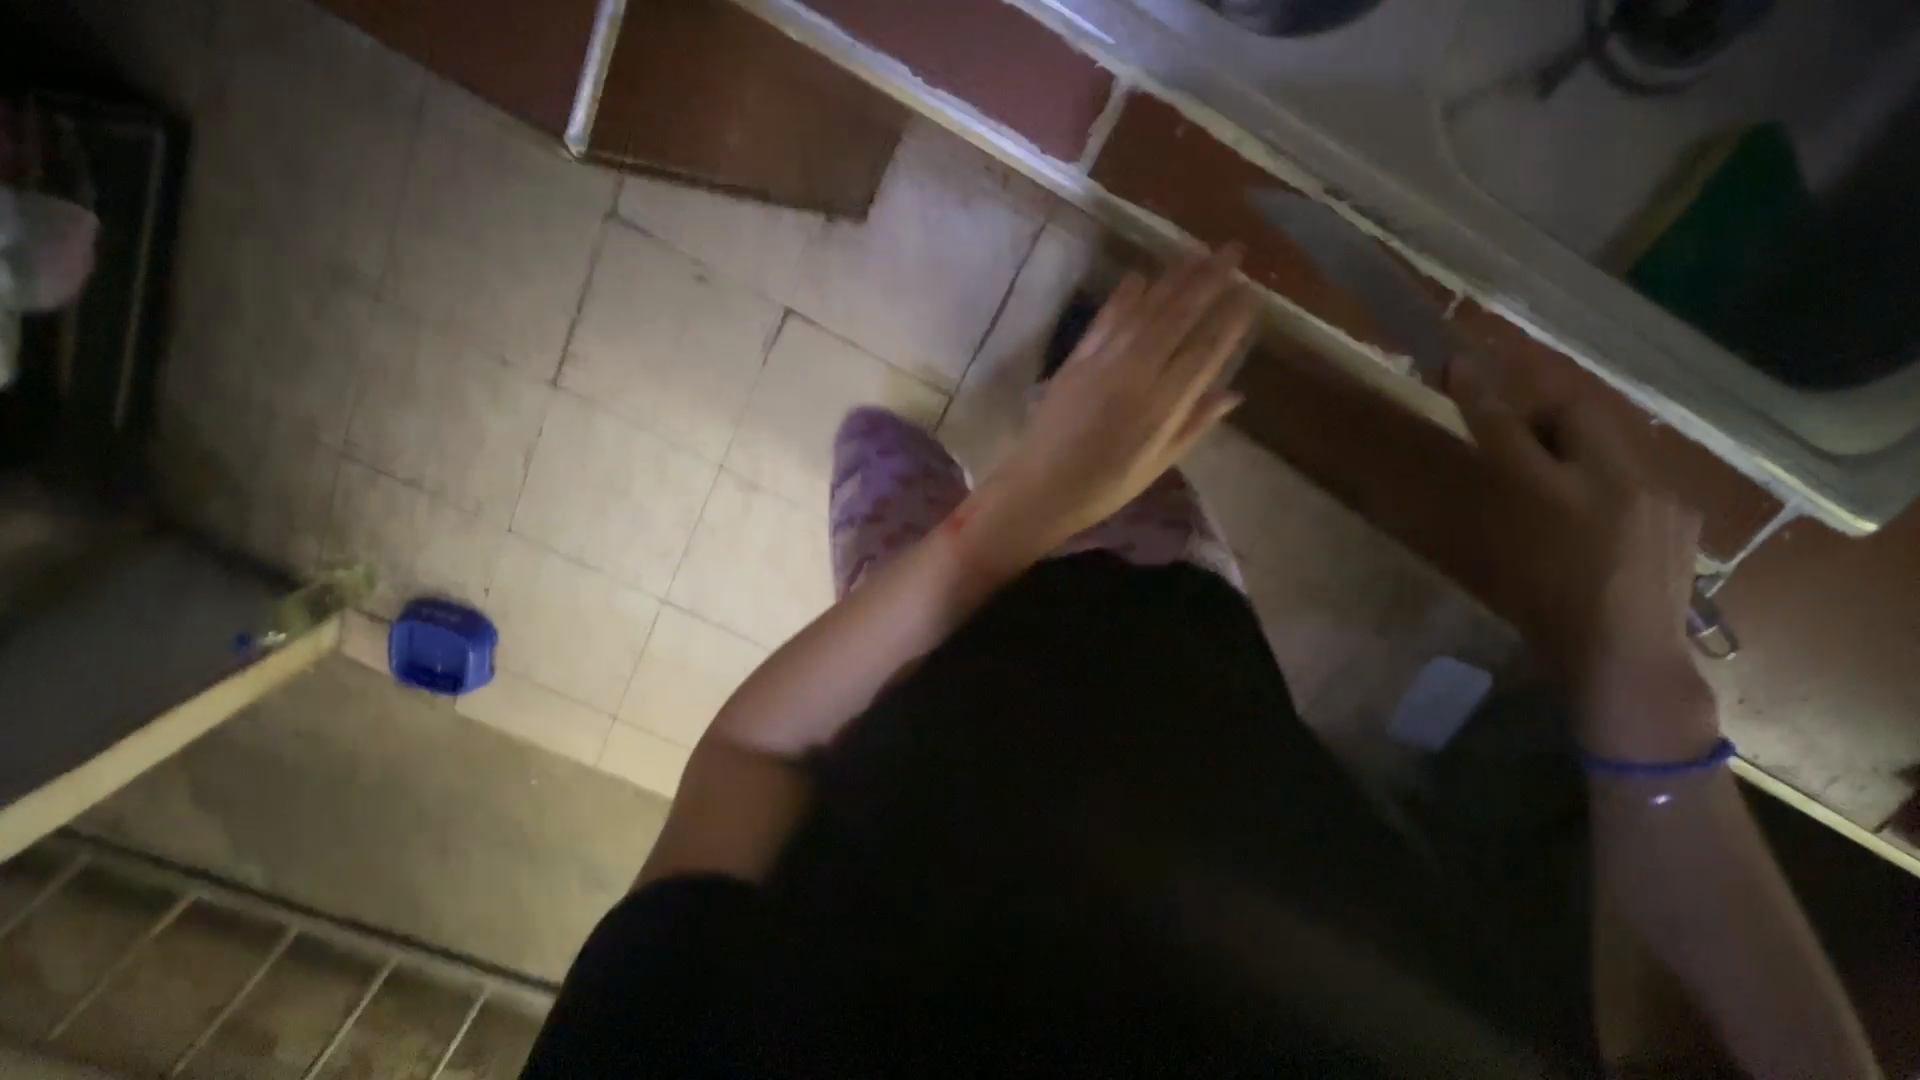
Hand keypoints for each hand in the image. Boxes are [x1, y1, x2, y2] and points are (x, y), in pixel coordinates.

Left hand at [959, 246, 1257, 571]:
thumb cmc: (1104, 487)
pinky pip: (1105, 320)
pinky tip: (1141, 277)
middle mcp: (1136, 374)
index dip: (1230, 319)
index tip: (1251, 293)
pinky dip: (1124, 297)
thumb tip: (1234, 392)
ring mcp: (1103, 362)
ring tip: (1197, 253)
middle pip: (1178, 316)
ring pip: (1144, 310)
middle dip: (1209, 280)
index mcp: (1162, 405)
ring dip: (1173, 278)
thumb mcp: (1157, 464)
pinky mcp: (1076, 360)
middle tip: (1234, 250)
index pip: (1206, 350)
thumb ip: (1194, 424)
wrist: (1039, 488)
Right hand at [1444, 358, 1717, 757]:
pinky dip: (1605, 468)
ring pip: (1612, 437)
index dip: (1484, 393)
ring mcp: (1661, 497)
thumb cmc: (1542, 606)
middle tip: (1511, 421)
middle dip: (1541, 404)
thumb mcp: (1499, 545)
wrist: (1622, 661)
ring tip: (1552, 464)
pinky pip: (1636, 469)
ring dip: (1575, 433)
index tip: (1455, 362)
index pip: (1516, 424)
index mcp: (1564, 494)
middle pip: (1578, 411)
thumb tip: (1477, 435)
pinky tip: (1592, 503)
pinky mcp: (1682, 515)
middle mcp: (1621, 482)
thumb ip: (1488, 488)